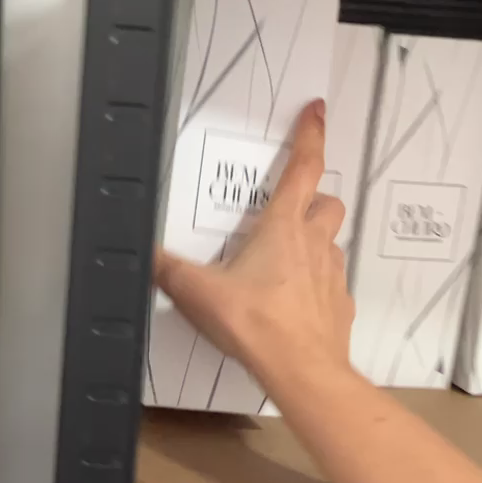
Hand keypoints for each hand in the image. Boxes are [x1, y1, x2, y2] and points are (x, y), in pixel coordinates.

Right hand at [154, 99, 355, 392]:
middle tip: (291, 207)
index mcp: (282, 228)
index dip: (310, 135)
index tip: (316, 111)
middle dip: (314, 197)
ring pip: (331, 243)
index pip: (304, 168)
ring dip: (314, 242)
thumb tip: (144, 254)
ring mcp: (330, 276)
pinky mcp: (337, 308)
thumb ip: (167, 269)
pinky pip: (331, 285)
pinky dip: (316, 285)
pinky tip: (292, 304)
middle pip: (327, 203)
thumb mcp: (198, 291)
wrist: (301, 370)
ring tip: (284, 261)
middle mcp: (313, 245)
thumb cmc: (256, 323)